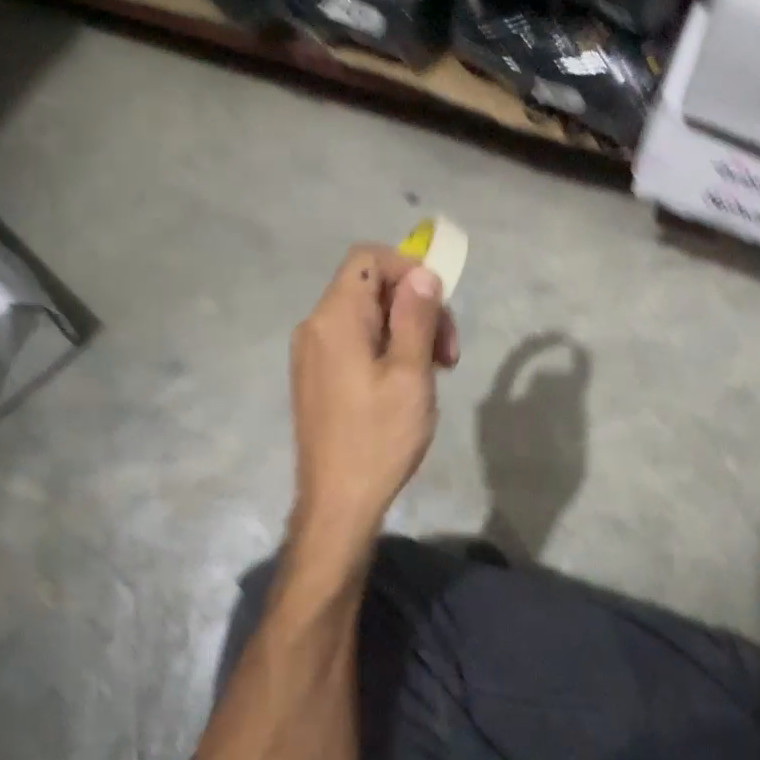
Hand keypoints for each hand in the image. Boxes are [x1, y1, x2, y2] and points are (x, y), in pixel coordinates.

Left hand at [289, 245, 458, 541]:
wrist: (337, 501)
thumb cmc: (379, 438)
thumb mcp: (411, 375)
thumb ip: (417, 317)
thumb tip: (423, 274)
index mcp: (336, 318)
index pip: (368, 258)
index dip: (409, 269)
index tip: (441, 308)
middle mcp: (315, 326)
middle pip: (369, 287)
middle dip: (415, 307)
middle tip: (449, 354)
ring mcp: (311, 354)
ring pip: (364, 317)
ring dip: (405, 332)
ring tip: (435, 372)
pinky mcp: (315, 378)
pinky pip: (353, 343)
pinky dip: (385, 350)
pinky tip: (406, 385)